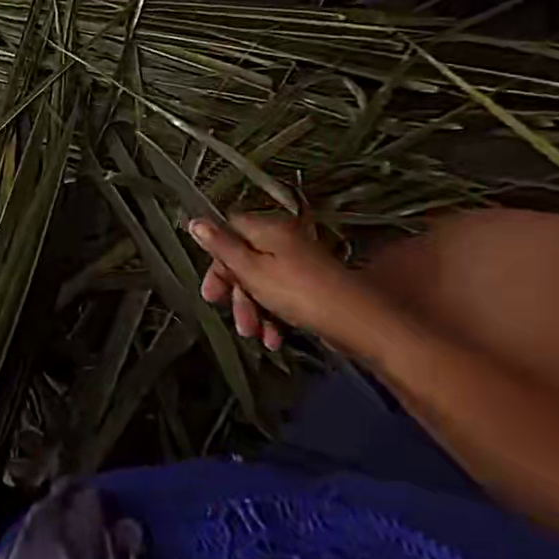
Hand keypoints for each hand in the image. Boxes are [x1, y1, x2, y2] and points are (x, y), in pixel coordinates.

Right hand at [188, 212, 388, 351]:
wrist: (363, 326)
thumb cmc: (299, 293)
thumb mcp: (250, 269)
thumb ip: (220, 246)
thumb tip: (195, 221)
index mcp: (269, 230)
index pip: (227, 230)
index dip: (215, 255)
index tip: (211, 284)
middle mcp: (284, 242)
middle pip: (242, 259)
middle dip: (233, 291)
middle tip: (224, 310)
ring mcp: (300, 266)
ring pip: (260, 282)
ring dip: (251, 309)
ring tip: (253, 333)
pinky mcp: (312, 288)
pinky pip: (280, 296)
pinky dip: (272, 315)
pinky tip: (273, 337)